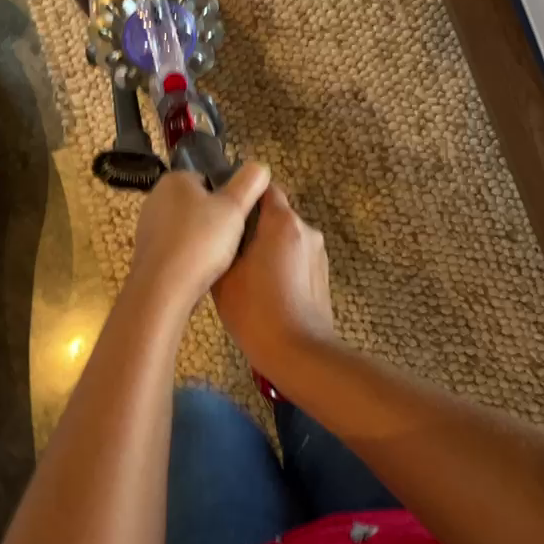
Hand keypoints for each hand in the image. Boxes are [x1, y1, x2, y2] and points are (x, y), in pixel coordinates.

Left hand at [126, 162, 270, 312]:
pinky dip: (189, 255)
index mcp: (175, 179)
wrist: (164, 288)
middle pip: (198, 203)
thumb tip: (260, 166)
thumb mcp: (234, 207)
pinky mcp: (146, 251)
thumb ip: (249, 183)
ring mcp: (148, 225)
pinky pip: (176, 247)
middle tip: (232, 237)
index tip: (237, 216)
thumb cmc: (201, 241)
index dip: (227, 197)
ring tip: (218, 257)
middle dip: (215, 219)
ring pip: (187, 227)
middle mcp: (156, 197)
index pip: (208, 179)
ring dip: (202, 238)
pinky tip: (200, 269)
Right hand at [212, 184, 337, 376]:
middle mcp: (306, 230)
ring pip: (285, 239)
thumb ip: (224, 244)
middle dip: (253, 227)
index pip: (264, 189)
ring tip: (245, 275)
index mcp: (282, 222)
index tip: (224, 212)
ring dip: (267, 249)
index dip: (243, 196)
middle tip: (228, 249)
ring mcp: (318, 253)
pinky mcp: (322, 275)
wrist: (299, 354)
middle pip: (275, 215)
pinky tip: (265, 291)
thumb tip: (221, 233)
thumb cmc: (256, 310)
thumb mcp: (225, 275)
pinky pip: (296, 259)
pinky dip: (281, 266)